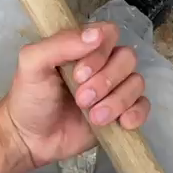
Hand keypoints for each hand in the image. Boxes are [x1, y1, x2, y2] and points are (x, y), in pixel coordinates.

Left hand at [0, 23, 149, 168]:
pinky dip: (136, 113)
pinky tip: (121, 124)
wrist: (29, 139)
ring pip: (136, 82)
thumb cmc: (30, 96)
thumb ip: (60, 44)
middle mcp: (103, 63)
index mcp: (83, 45)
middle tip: (81, 99)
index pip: (109, 33)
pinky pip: (143, 106)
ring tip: (94, 118)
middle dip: (106, 81)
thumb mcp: (33, 63)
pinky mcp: (121, 113)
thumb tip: (96, 34)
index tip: (79, 73)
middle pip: (127, 58)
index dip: (101, 52)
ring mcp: (114, 88)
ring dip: (117, 101)